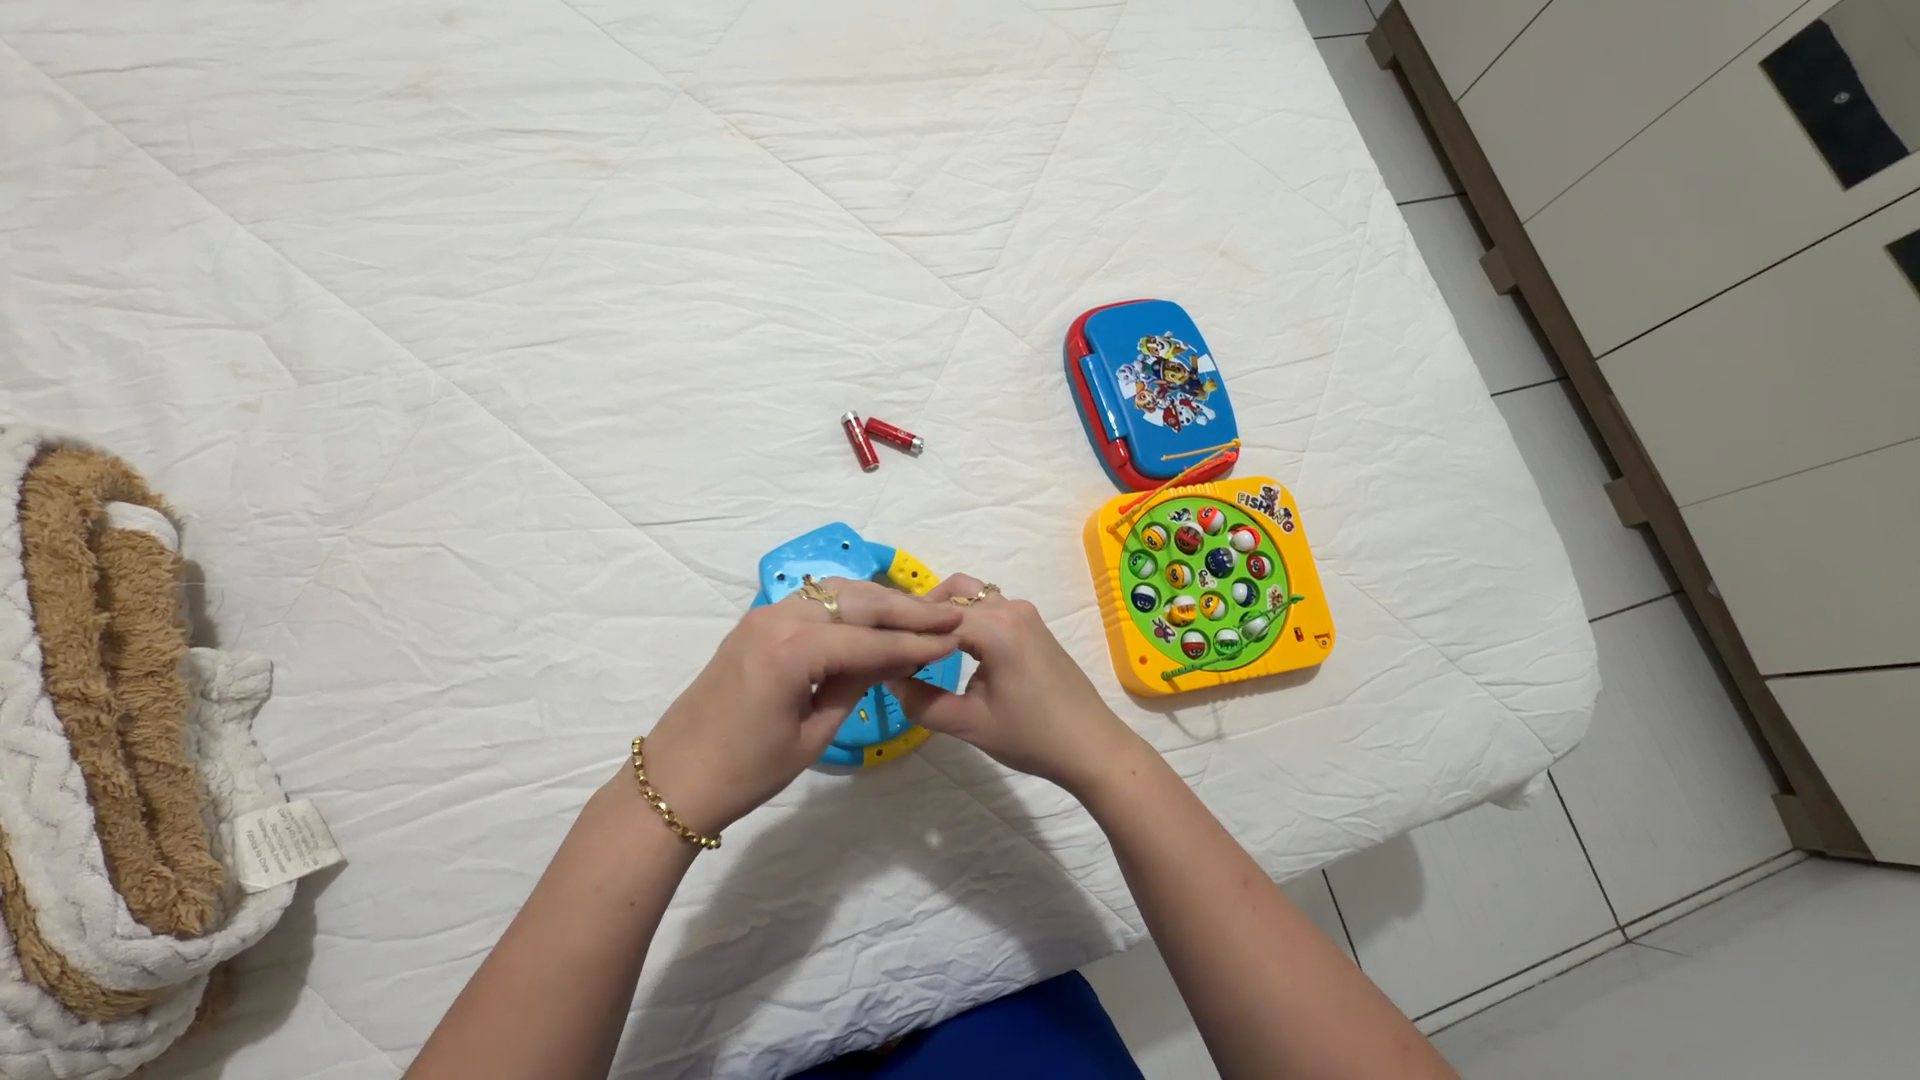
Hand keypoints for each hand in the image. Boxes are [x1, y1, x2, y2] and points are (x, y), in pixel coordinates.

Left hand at [635, 579, 961, 834]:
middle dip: (906, 609)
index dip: (917, 641)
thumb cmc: (748, 770)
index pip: (872, 639)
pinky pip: (814, 600)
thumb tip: (897, 656)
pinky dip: (849, 604)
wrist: (676, 778)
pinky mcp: (757, 622)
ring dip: (879, 600)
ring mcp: (764, 614)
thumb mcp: (815, 735)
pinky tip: (874, 615)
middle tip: (949, 615)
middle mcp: (780, 618)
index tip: (956, 637)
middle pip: (858, 601)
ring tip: (920, 613)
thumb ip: (857, 684)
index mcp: (794, 650)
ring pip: (836, 591)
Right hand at [887, 574, 1143, 794]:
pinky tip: (950, 648)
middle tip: (894, 645)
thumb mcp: (968, 724)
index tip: (876, 651)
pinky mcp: (1032, 625)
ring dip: (943, 613)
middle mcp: (1010, 608)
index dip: (902, 632)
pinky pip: (989, 607)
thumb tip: (888, 678)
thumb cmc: (1031, 737)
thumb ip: (920, 701)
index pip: (932, 617)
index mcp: (995, 627)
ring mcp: (1024, 613)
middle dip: (920, 616)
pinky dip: (964, 617)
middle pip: (950, 595)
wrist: (1091, 746)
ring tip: (919, 645)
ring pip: (971, 596)